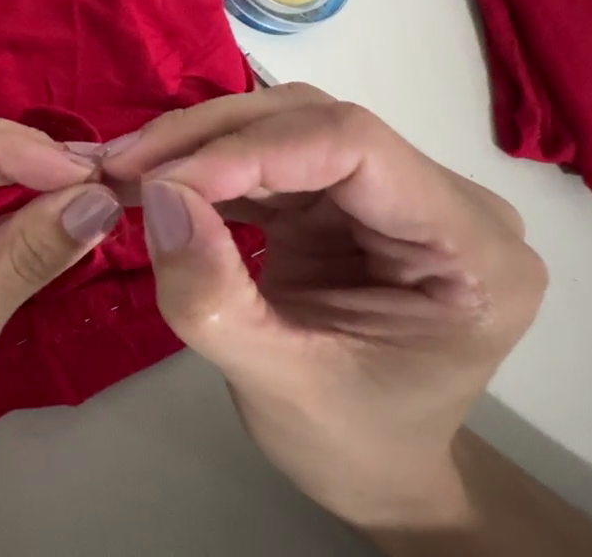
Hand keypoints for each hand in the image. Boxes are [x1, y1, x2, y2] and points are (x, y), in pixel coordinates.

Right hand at [100, 84, 547, 529]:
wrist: (368, 470)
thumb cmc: (347, 442)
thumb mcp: (275, 383)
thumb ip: (212, 297)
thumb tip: (158, 195)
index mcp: (468, 248)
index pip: (354, 147)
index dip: (251, 150)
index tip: (162, 182)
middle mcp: (440, 201)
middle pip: (311, 122)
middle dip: (208, 139)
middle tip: (123, 165)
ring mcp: (384, 194)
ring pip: (279, 127)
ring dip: (194, 145)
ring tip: (124, 170)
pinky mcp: (336, 199)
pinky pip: (262, 158)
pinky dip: (201, 167)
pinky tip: (152, 181)